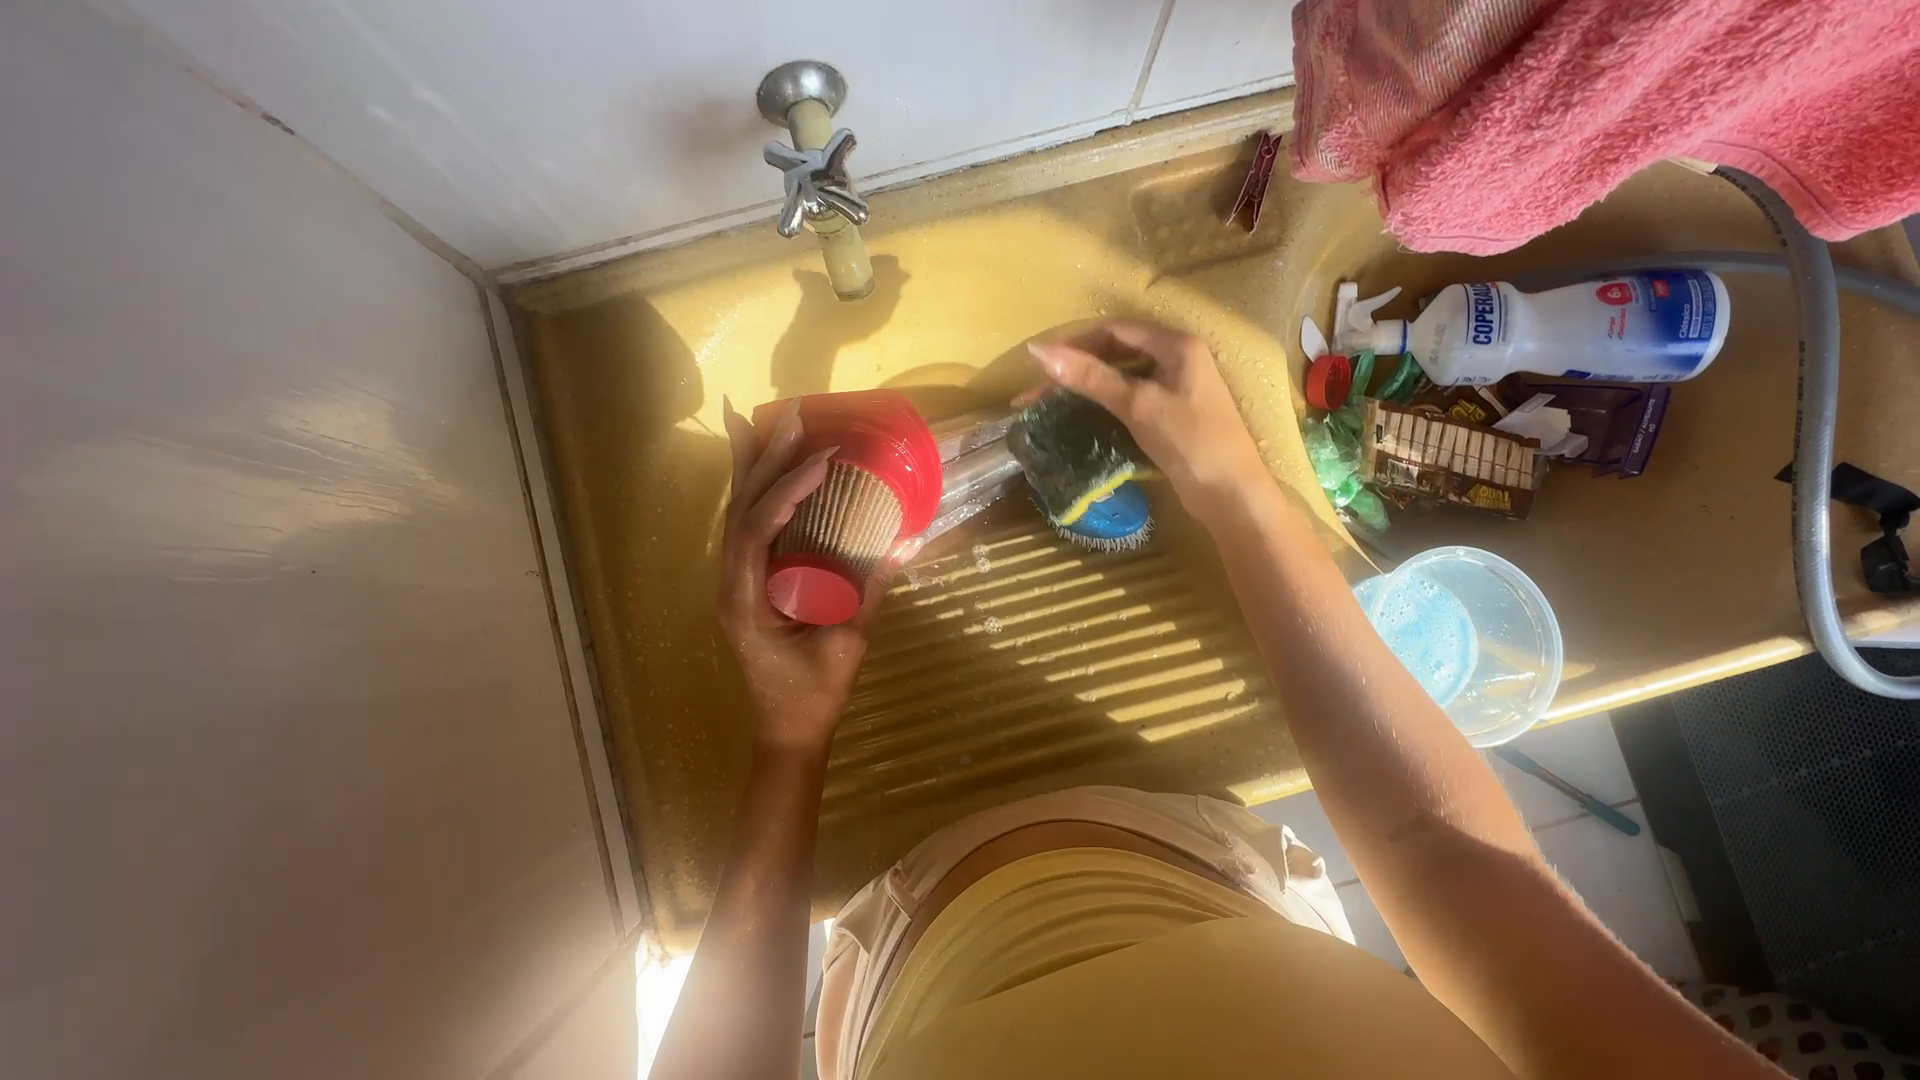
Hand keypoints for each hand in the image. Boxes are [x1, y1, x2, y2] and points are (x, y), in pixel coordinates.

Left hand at [717, 397, 910, 754]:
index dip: (787, 491)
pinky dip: (755, 492)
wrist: (787, 731)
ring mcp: (733, 584)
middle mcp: (729, 585)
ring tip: (757, 419)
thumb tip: (904, 542)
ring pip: (736, 514)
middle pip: (740, 510)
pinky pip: (746, 528)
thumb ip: (871, 591)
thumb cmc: (814, 694)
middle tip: (786, 414)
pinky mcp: (746, 584)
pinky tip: (763, 468)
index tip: (822, 460)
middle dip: (763, 459)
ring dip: (751, 467)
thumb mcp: (848, 644)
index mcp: (746, 601)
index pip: (759, 531)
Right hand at [1026, 320, 1268, 520]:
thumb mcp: (1138, 405)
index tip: (1038, 367)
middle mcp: (1177, 359)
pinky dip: (1103, 406)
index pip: (1114, 331)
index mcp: (1176, 345)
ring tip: (1050, 407)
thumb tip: (1040, 352)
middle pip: (1116, 353)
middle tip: (1038, 393)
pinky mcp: (1171, 416)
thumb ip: (1090, 377)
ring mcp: (1176, 388)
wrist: (1231, 494)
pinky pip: (1130, 400)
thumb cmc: (1190, 442)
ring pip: (1121, 379)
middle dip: (1076, 369)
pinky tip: (1081, 420)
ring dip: (1086, 389)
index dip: (1074, 345)